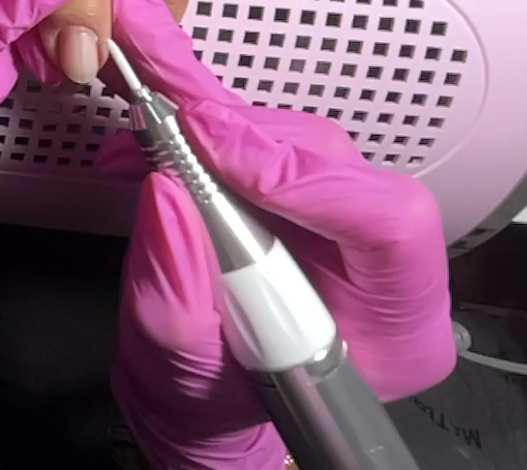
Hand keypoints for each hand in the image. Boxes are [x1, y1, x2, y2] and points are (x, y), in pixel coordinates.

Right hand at [104, 0, 453, 468]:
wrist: (195, 399)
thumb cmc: (207, 406)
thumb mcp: (178, 379)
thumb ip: (174, 301)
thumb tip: (166, 197)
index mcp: (385, 326)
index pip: (383, 222)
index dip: (297, 174)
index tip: (211, 150)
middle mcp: (368, 262)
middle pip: (327, 162)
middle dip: (235, 137)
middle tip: (160, 120)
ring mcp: (326, 221)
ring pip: (285, 137)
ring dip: (205, 125)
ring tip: (141, 136)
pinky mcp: (280, 193)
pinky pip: (247, 138)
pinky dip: (191, 127)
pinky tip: (152, 136)